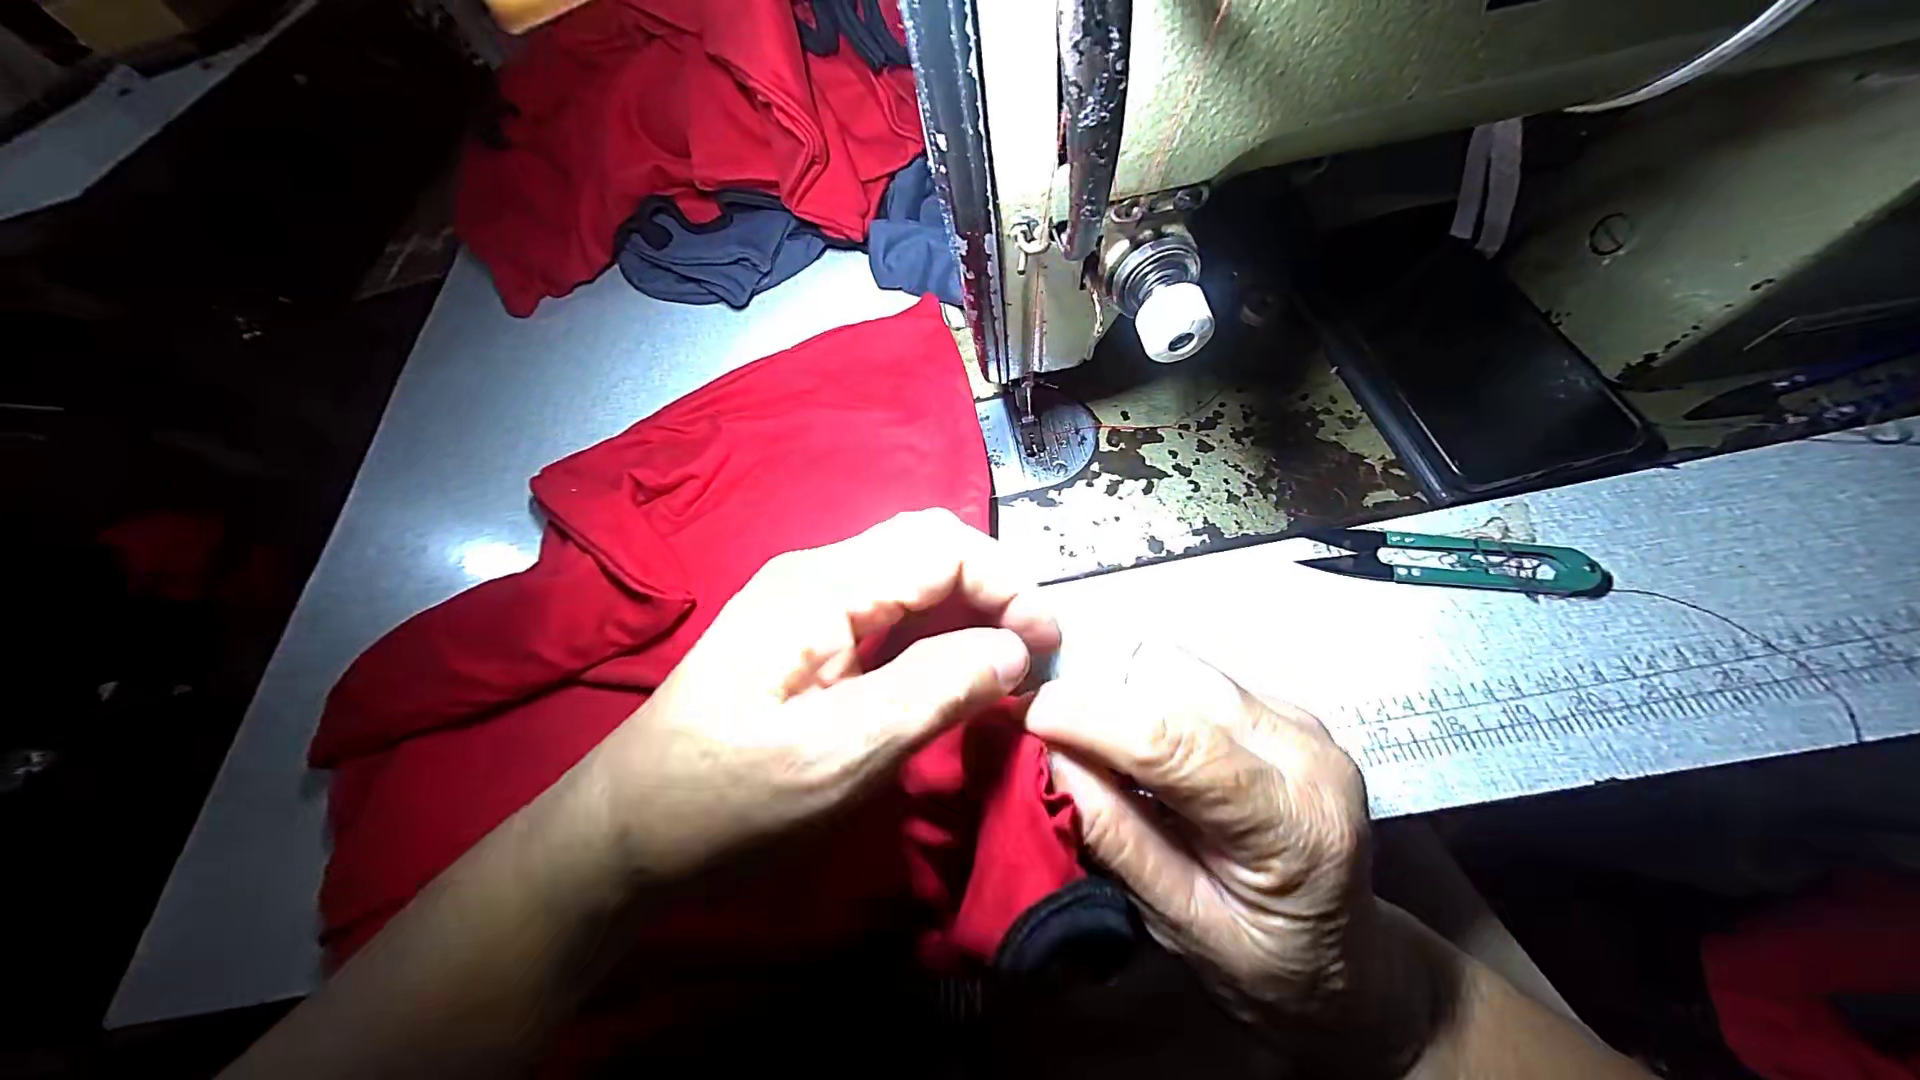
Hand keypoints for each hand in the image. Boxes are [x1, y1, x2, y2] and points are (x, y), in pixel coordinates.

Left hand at [586, 508, 1060, 879]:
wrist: (626, 830)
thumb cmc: (724, 799)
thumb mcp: (838, 756)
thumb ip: (934, 692)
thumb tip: (1016, 652)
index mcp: (821, 586)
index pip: (943, 547)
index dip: (1008, 586)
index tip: (1047, 648)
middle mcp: (816, 572)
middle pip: (930, 546)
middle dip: (995, 589)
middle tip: (1031, 653)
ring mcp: (808, 599)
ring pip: (913, 573)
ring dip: (970, 608)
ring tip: (1006, 662)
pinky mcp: (807, 631)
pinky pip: (890, 608)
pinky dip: (938, 629)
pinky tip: (954, 667)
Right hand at [1027, 646, 1432, 1067]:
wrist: (1347, 957)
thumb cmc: (1263, 960)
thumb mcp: (1179, 921)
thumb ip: (1114, 836)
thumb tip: (1047, 755)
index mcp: (1292, 823)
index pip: (1178, 744)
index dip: (1091, 718)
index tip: (1027, 715)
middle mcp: (1304, 750)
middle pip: (1173, 680)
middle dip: (1100, 698)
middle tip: (1055, 736)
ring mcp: (1296, 717)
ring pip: (1176, 662)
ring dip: (1121, 691)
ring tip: (1100, 742)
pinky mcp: (1280, 702)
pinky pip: (1190, 671)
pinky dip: (1146, 691)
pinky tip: (1143, 737)